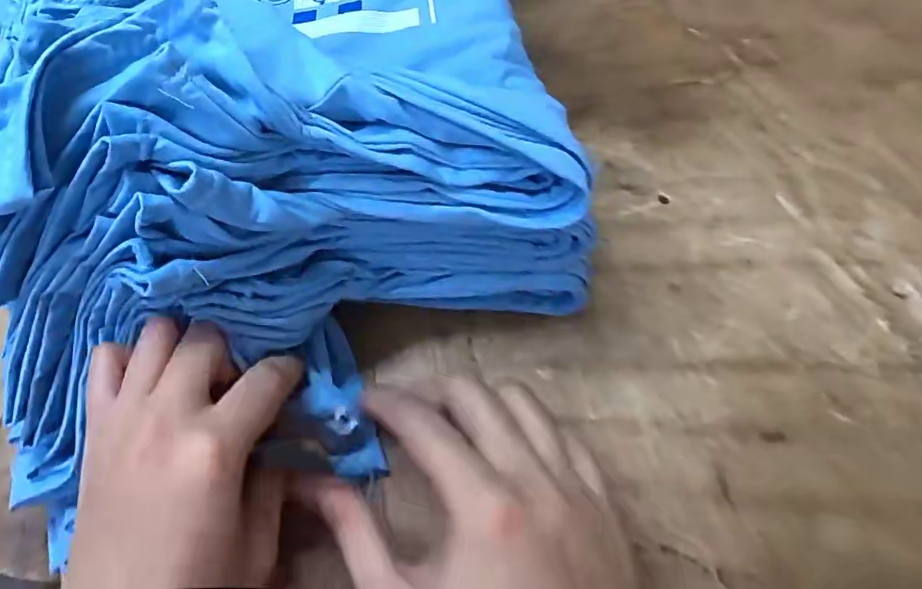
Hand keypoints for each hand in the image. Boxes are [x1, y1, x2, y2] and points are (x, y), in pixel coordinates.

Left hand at [66, 316, 304, 588]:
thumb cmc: (196, 584)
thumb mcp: (255, 547)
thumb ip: (271, 482)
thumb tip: (278, 435)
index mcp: (214, 447)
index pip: (264, 380)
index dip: (286, 370)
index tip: (292, 372)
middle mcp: (168, 412)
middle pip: (206, 338)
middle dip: (230, 354)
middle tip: (234, 387)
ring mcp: (126, 409)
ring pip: (156, 332)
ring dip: (181, 346)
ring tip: (189, 379)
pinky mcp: (94, 417)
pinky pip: (105, 355)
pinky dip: (127, 359)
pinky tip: (143, 385)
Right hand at [296, 376, 636, 588]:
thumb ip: (353, 531)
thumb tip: (313, 479)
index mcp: (483, 506)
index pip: (421, 419)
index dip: (382, 400)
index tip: (358, 402)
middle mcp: (534, 484)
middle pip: (471, 392)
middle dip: (424, 390)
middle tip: (398, 411)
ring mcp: (579, 496)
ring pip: (522, 401)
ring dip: (478, 401)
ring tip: (450, 424)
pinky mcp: (608, 514)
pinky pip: (566, 437)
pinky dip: (529, 426)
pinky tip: (505, 450)